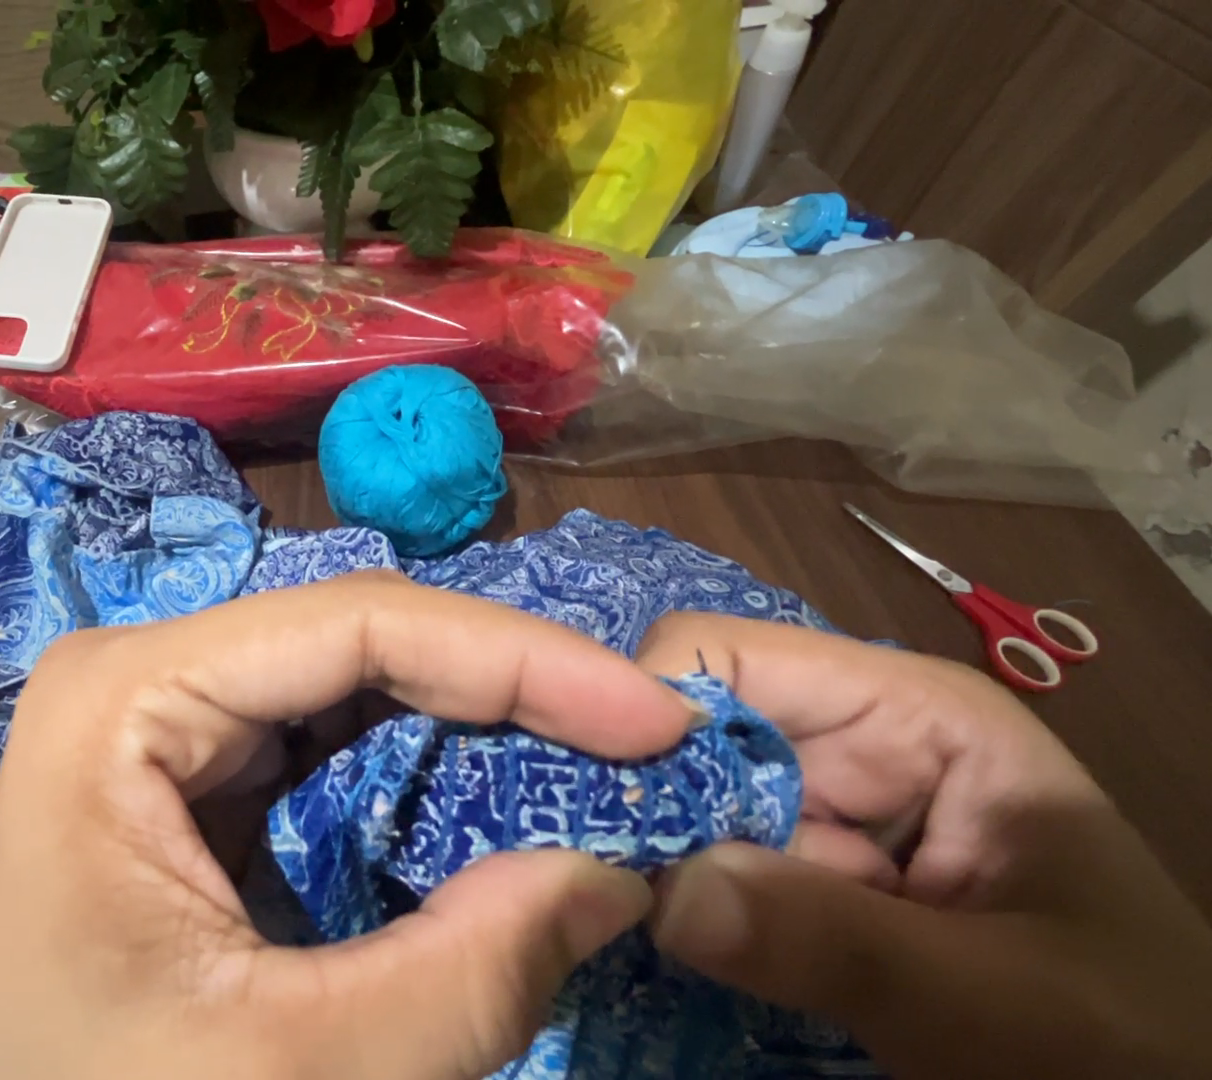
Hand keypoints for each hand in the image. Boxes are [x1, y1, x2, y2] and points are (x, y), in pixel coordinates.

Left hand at [0, 572, 694, 1079]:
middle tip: (639, 744)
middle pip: (355, 643)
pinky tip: (492, 799)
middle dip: (502, 690)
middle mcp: (147, 671)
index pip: (351, 625)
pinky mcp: (189, 767)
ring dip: (471, 727)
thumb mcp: (291, 1071)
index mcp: (129, 691)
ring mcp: (166, 715)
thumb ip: (470, 972)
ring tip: (590, 766)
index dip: (514, 658)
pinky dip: (419, 770)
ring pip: (351, 687)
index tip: (652, 715)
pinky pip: (324, 742)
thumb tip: (615, 874)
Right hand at [637, 614, 1211, 1078]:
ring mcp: (808, 802)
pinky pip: (692, 856)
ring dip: (641, 853)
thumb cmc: (1135, 1047)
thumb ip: (846, 945)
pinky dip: (660, 892)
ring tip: (600, 909)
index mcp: (900, 711)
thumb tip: (665, 892)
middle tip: (584, 877)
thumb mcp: (1011, 1006)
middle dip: (635, 797)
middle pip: (683, 726)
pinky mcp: (786, 862)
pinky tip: (643, 930)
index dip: (647, 710)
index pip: (722, 657)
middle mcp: (838, 736)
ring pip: (675, 795)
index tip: (598, 803)